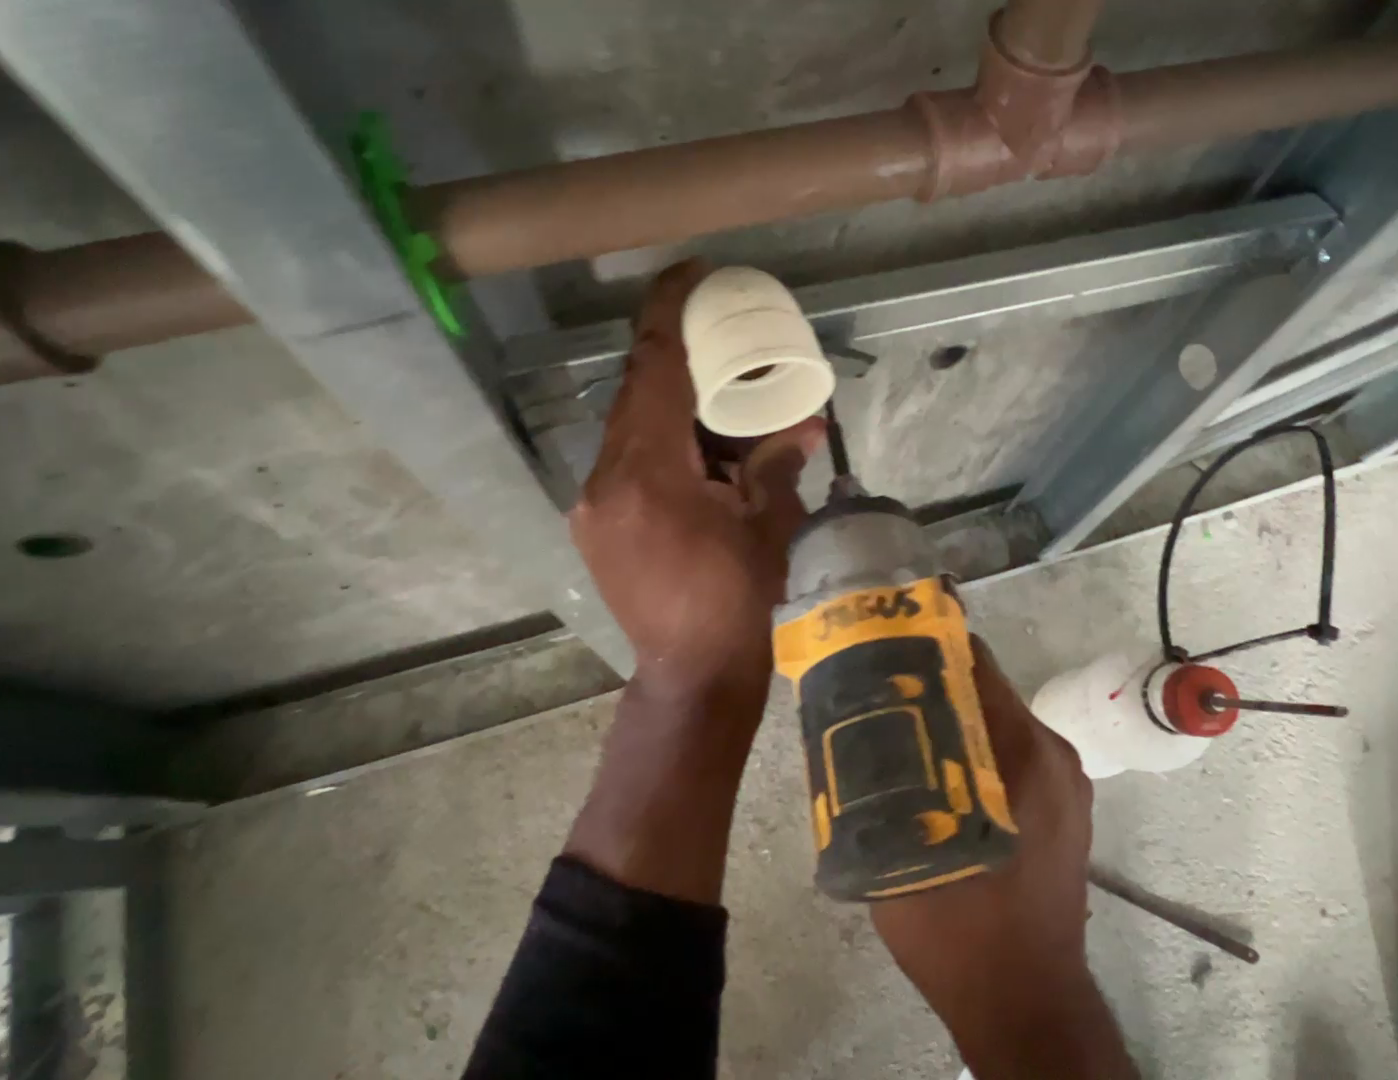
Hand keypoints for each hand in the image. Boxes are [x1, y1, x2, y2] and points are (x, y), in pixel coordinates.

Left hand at [570, 260, 826, 691]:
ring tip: (722, 409)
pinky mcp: (596, 526)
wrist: (692, 674)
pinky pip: (628, 465)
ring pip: (631, 431)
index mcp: (648, 472)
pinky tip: (700, 458)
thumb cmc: (735, 601)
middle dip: (680, 364)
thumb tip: (804, 424)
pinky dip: (664, 448)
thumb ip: (777, 464)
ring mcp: (593, 505)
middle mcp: (605, 480)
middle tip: (724, 346)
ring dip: (675, 412)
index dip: (668, 312)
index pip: (652, 369)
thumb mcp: (766, 524)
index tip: (692, 274)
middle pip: (638, 396)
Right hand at [871, 641, 1132, 1078]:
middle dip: (933, 683)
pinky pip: (1015, 757)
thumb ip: (875, 786)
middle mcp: (1054, 754)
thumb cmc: (960, 929)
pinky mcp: (1065, 810)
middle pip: (987, 691)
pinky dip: (976, 751)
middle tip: (879, 688)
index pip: (975, 664)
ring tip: (901, 729)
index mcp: (1023, 753)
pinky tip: (937, 775)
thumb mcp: (899, 853)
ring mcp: (1066, 783)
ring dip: (953, 719)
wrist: (1025, 1000)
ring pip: (999, 724)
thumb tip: (845, 733)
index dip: (927, 644)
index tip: (883, 641)